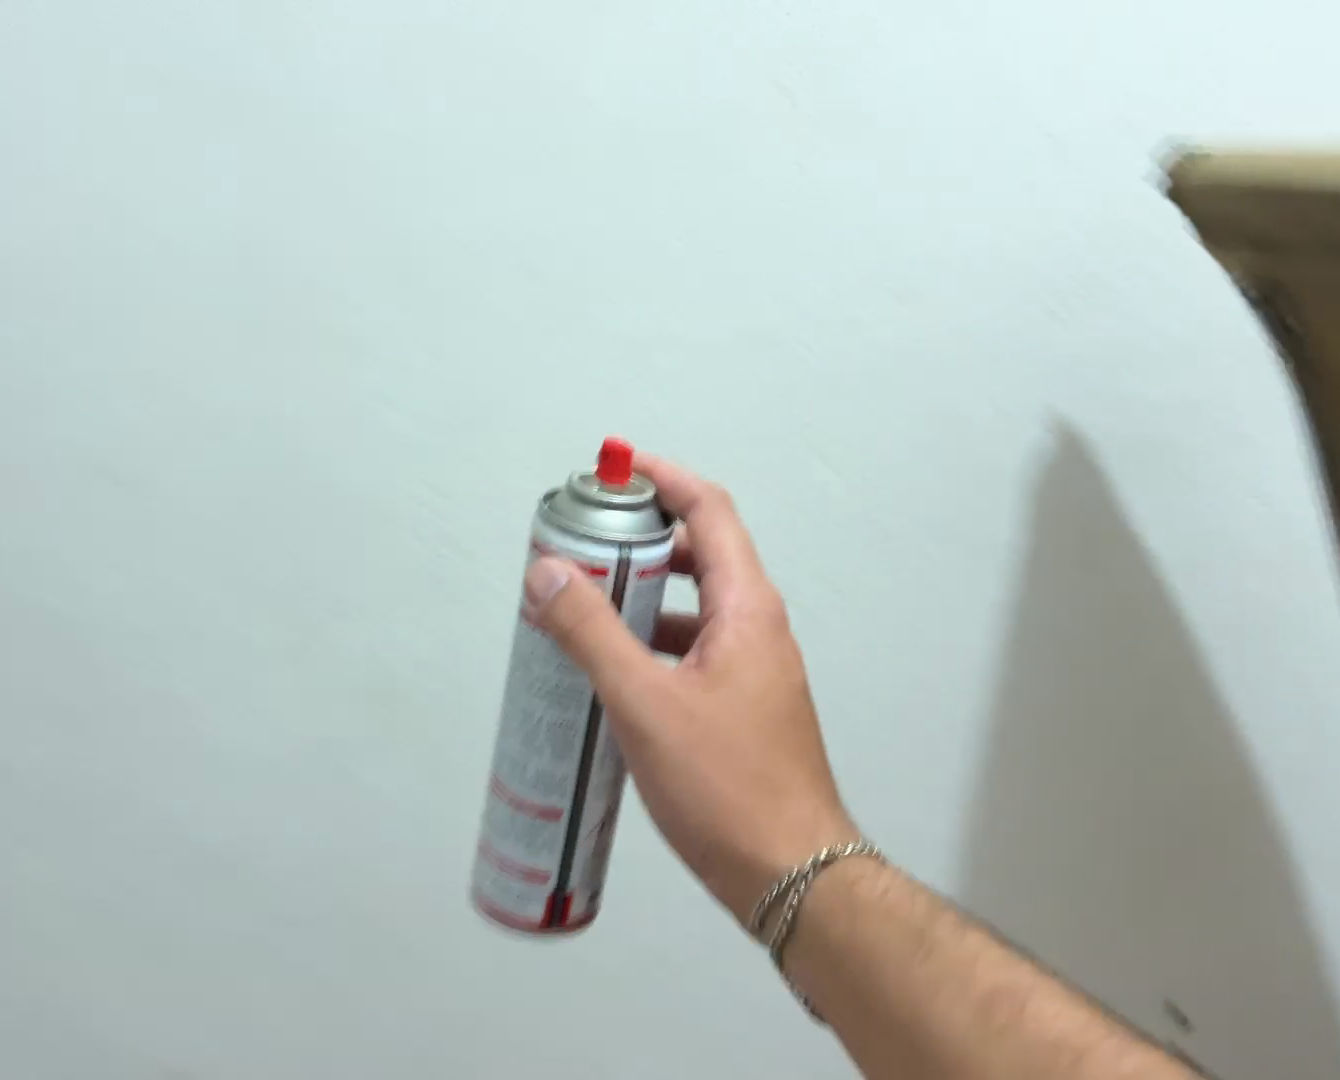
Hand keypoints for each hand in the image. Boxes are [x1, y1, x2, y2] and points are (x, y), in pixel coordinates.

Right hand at [521, 452, 858, 920]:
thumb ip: (591, 633)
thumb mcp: (644, 703)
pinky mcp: (741, 701)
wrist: (791, 873)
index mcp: (746, 608)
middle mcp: (757, 626)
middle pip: (701, 551)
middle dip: (643, 536)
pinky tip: (613, 667)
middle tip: (587, 537)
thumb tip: (548, 574)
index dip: (662, 477)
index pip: (709, 510)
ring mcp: (753, 665)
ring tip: (586, 600)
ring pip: (695, 603)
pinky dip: (653, 638)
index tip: (615, 465)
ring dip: (645, 592)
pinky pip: (693, 645)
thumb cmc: (729, 789)